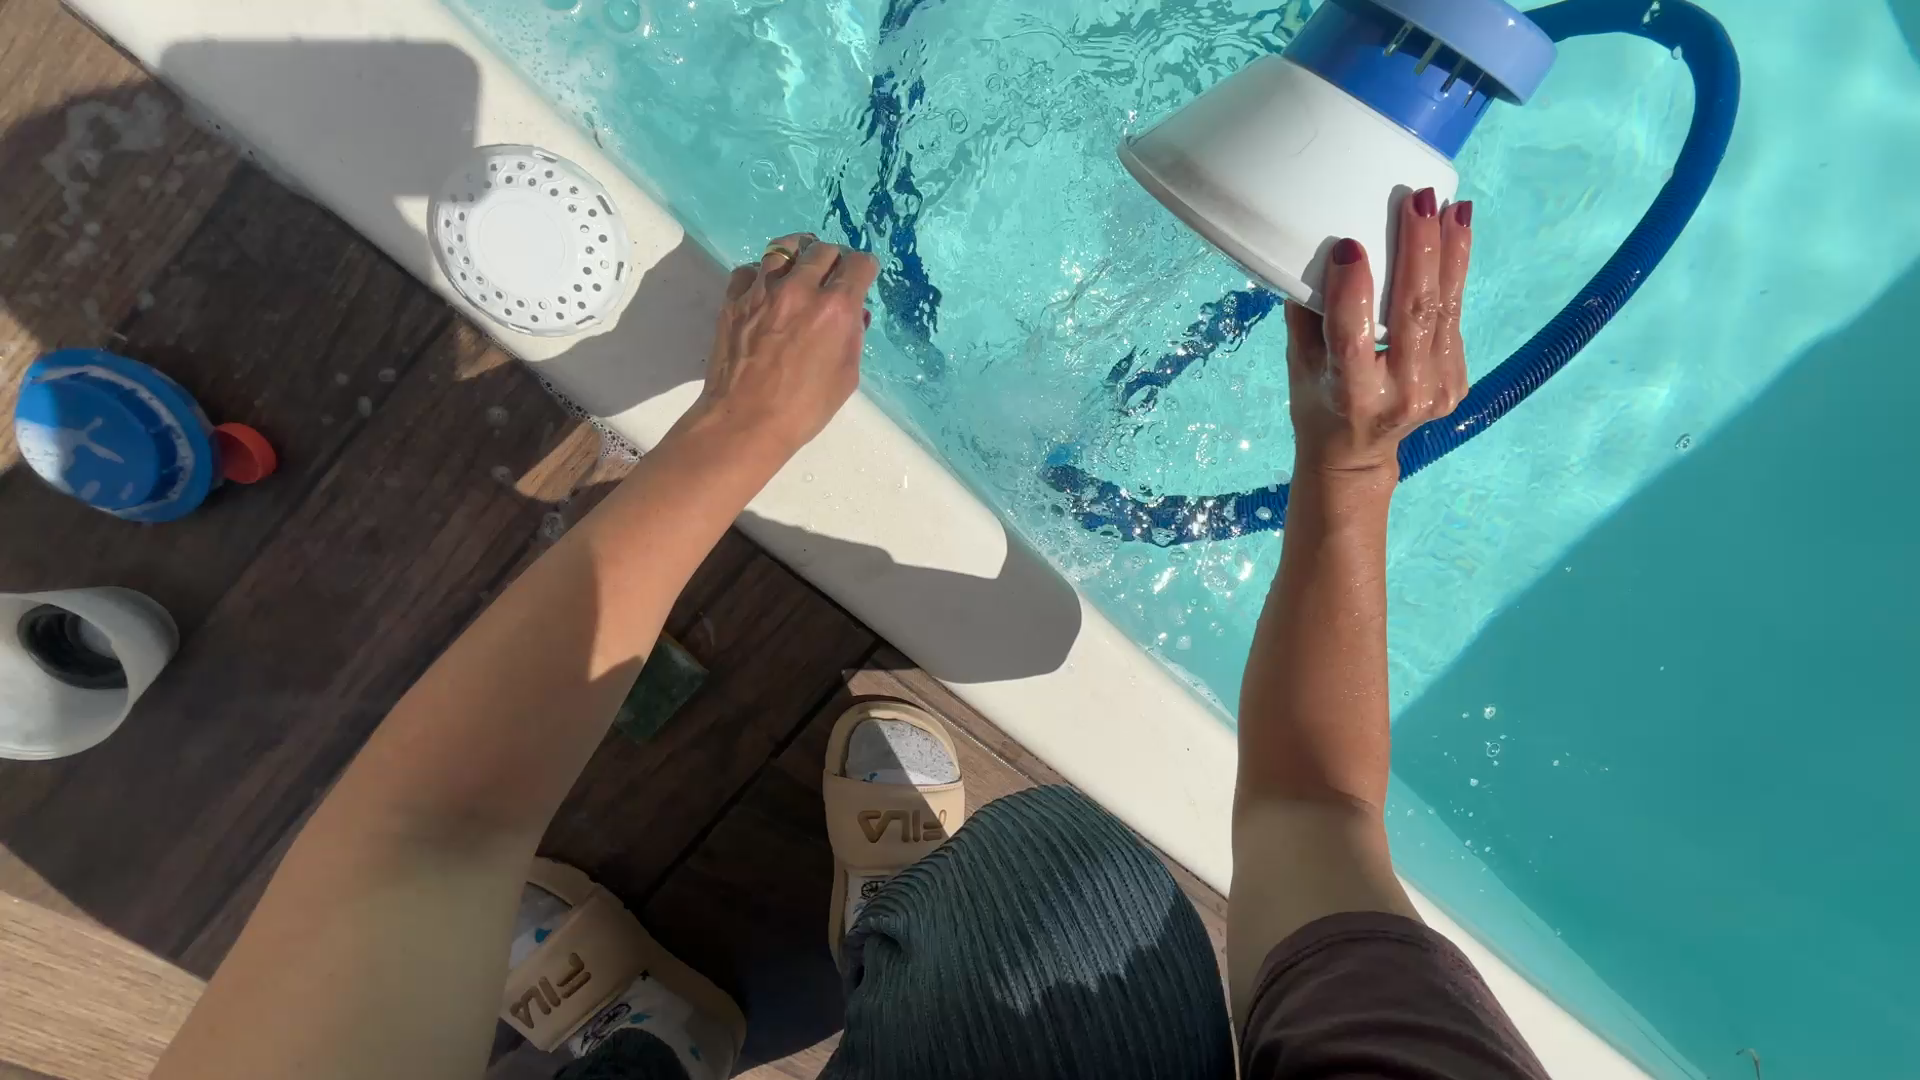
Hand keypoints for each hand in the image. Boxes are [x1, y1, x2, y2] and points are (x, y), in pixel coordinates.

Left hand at [685, 232, 879, 459]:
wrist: (747, 421)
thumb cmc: (805, 408)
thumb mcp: (846, 377)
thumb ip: (852, 338)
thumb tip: (852, 315)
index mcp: (836, 309)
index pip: (859, 264)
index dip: (865, 268)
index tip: (862, 276)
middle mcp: (801, 289)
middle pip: (823, 250)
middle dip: (835, 259)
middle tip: (833, 274)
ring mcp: (763, 290)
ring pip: (784, 248)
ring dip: (799, 254)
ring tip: (801, 266)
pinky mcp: (734, 299)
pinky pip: (750, 269)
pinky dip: (762, 273)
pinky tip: (766, 289)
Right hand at [1286, 190, 1472, 476]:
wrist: (1355, 456)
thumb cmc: (1316, 407)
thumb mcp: (1299, 368)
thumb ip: (1308, 318)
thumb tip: (1317, 257)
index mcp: (1352, 395)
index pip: (1353, 337)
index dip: (1352, 289)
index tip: (1350, 244)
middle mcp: (1401, 394)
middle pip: (1414, 312)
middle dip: (1418, 250)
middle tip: (1417, 201)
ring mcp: (1437, 389)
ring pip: (1446, 309)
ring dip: (1450, 252)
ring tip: (1451, 207)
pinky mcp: (1458, 381)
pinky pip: (1454, 320)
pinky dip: (1455, 276)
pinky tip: (1455, 238)